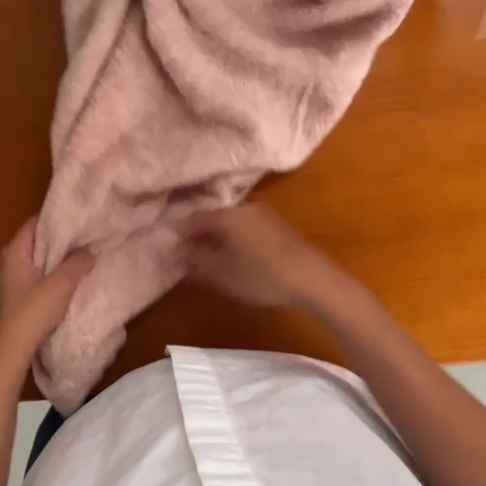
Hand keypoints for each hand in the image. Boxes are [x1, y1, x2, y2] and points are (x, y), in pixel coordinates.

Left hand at [0, 218, 93, 362]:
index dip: (57, 219)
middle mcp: (3, 261)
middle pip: (32, 242)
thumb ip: (77, 263)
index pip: (34, 223)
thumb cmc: (33, 312)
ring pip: (31, 261)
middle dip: (56, 241)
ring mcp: (3, 280)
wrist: (10, 350)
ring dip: (51, 260)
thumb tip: (88, 251)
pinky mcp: (7, 297)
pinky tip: (60, 283)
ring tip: (75, 260)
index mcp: (13, 251)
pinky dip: (43, 275)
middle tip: (82, 240)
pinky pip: (27, 276)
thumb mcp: (61, 285)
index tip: (78, 221)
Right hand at [181, 204, 345, 308]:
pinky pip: (246, 228)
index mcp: (226, 216)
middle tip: (192, 261)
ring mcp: (262, 215)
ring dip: (218, 240)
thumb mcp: (222, 273)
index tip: (175, 255)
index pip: (192, 219)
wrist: (310, 277)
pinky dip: (236, 241)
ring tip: (214, 263)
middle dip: (200, 238)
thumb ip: (196, 261)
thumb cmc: (261, 276)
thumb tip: (177, 252)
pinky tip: (238, 260)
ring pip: (230, 223)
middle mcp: (243, 208)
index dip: (180, 236)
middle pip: (212, 219)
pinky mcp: (276, 226)